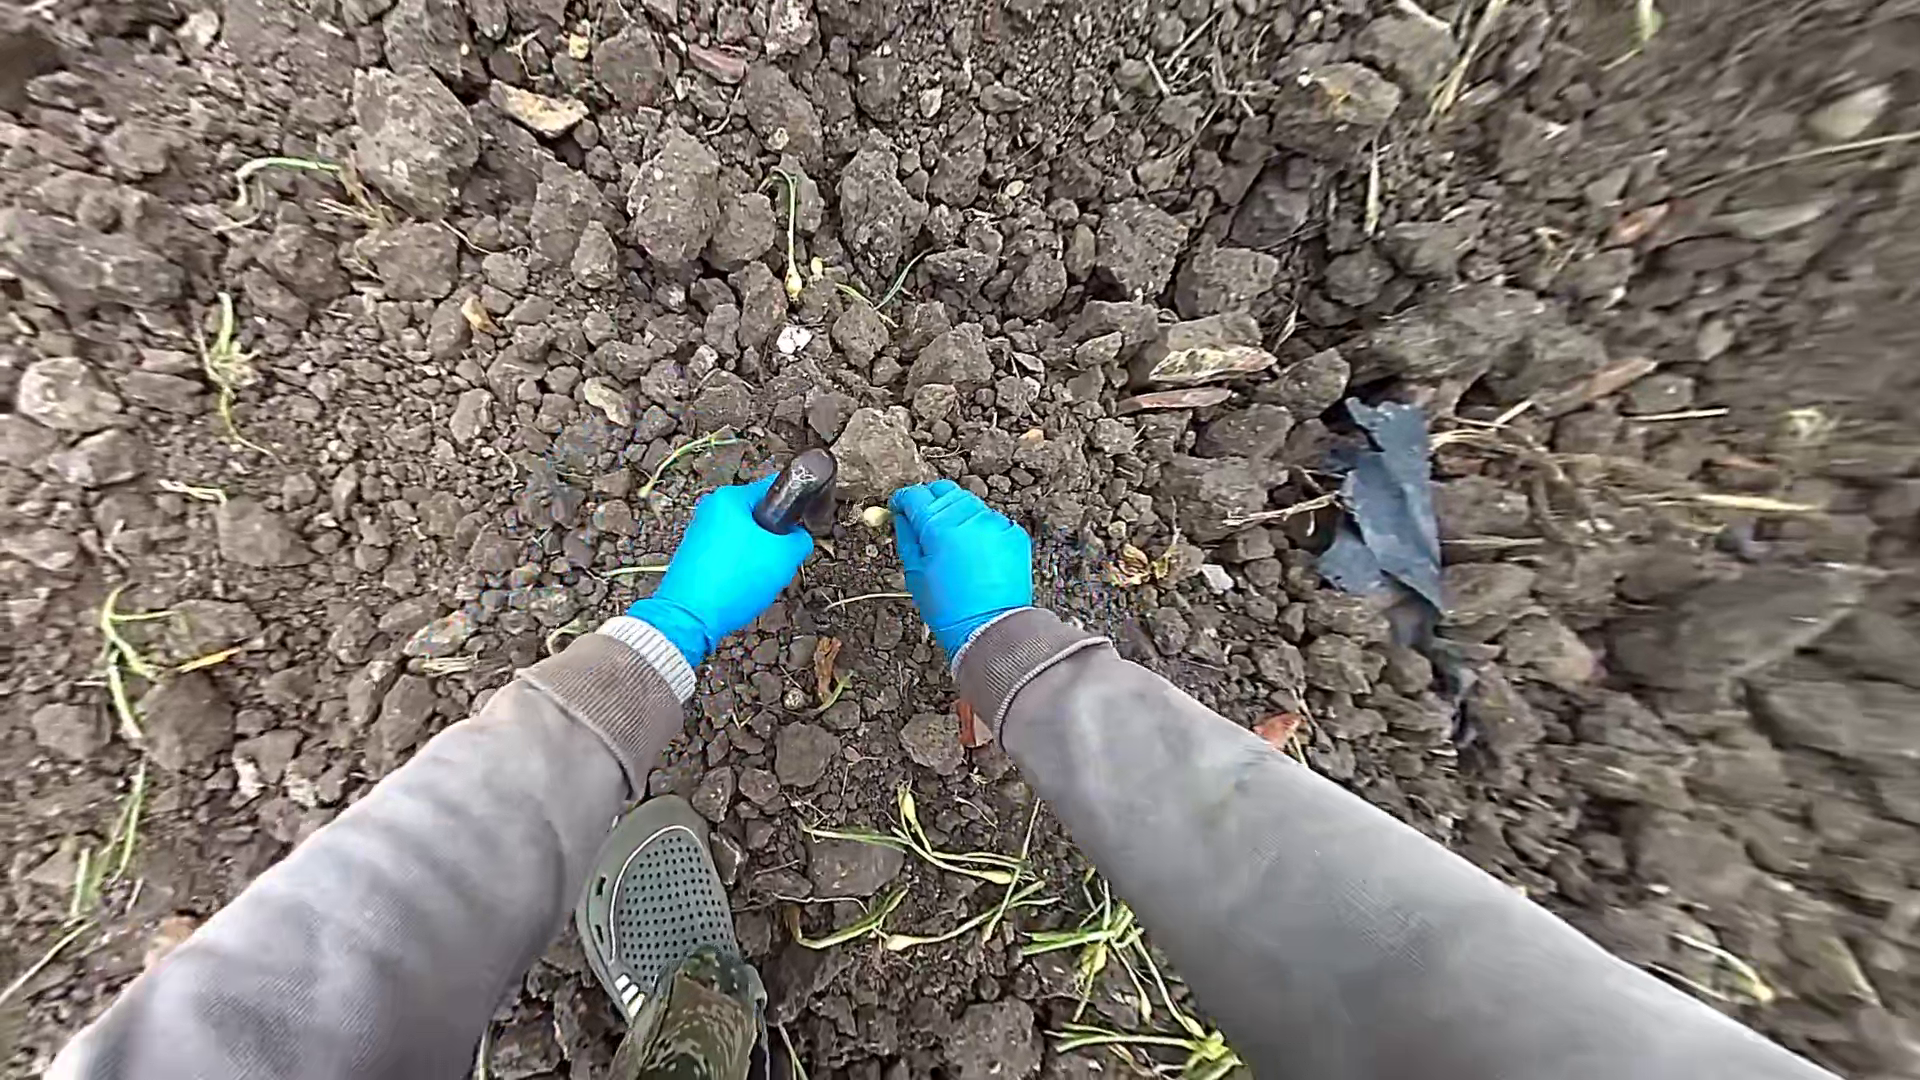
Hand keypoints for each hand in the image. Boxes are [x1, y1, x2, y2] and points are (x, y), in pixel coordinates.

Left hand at [628, 475, 813, 666]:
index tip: (801, 525)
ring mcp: (702, 533)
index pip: (774, 488)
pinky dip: (743, 568)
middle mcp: (712, 510)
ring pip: (748, 538)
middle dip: (776, 538)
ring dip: (761, 556)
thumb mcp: (785, 556)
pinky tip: (745, 585)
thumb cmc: (733, 581)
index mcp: (729, 499)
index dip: (794, 506)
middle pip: (761, 516)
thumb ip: (800, 538)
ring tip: (760, 575)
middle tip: (781, 557)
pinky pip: (732, 555)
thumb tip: (798, 537)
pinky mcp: (697, 555)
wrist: (691, 618)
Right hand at [890, 480, 1032, 656]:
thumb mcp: (915, 573)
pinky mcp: (1013, 533)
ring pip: (969, 504)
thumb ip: (906, 536)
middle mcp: (969, 517)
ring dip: (956, 515)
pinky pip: (991, 520)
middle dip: (930, 503)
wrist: (991, 628)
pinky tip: (976, 554)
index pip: (915, 495)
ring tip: (953, 546)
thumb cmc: (950, 608)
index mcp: (939, 526)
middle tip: (925, 524)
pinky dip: (980, 530)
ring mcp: (994, 523)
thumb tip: (901, 515)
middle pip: (944, 491)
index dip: (903, 501)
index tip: (899, 507)